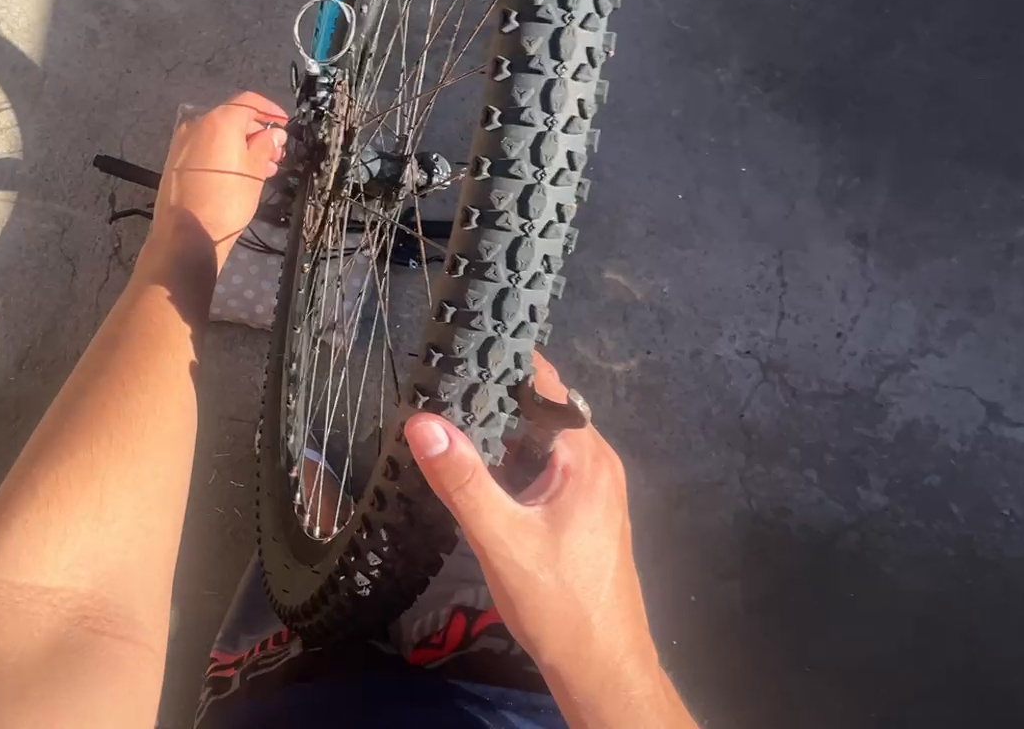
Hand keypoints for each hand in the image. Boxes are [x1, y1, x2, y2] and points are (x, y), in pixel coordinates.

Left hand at [144, 92, 287, 273]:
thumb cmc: (227, 201)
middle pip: (232, 118)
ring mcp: (182, 143)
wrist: (187, 233)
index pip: (249, 101)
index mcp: (219, 121)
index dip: (270, 110)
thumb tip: (273, 134)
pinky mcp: (175, 161)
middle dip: (257, 132)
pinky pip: (205, 148)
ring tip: (263, 168)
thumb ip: (265, 146)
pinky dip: (224, 154)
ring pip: (219, 135)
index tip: (283, 123)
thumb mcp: (255, 172)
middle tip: (276, 152)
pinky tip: (239, 174)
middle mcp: (196, 125)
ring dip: (242, 145)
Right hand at [404, 354, 696, 728]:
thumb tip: (420, 421)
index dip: (500, 361)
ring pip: (535, 436)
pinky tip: (471, 463)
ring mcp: (588, 486)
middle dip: (488, 392)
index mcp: (584, 455)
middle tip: (433, 381)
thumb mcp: (501, 539)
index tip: (453, 347)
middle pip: (537, 405)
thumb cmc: (560, 605)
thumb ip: (461, 479)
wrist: (604, 676)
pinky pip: (538, 462)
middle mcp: (592, 460)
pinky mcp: (577, 509)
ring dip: (495, 425)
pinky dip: (505, 454)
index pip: (543, 383)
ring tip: (442, 412)